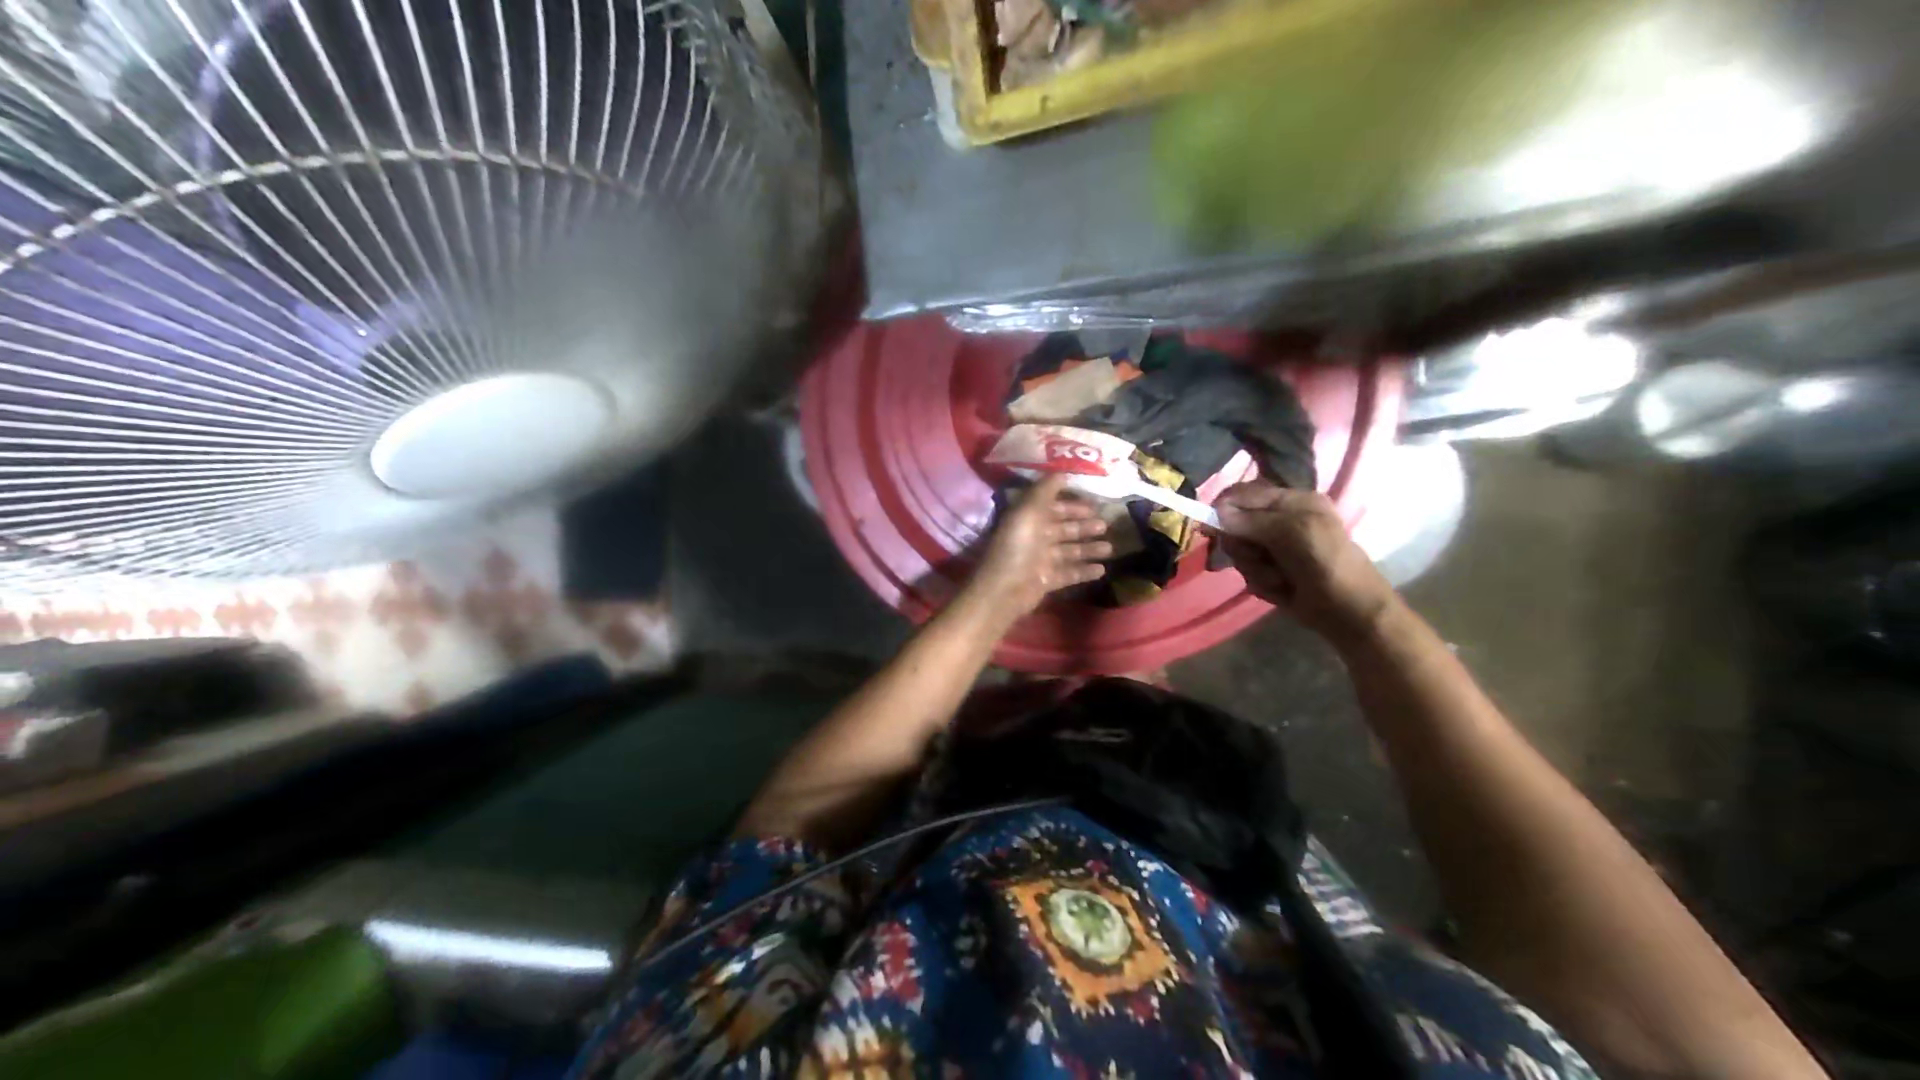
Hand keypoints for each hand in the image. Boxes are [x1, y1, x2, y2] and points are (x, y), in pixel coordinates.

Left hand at [969, 475, 1110, 620]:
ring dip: (1089, 548)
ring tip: (1110, 548)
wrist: (1005, 588)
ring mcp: (1041, 560)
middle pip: (1064, 529)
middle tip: (1106, 524)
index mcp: (1029, 519)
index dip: (1072, 505)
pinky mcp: (1047, 580)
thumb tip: (1063, 472)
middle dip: (1084, 526)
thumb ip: (1045, 489)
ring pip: (1070, 551)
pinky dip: (1085, 571)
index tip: (1095, 503)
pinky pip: (1070, 573)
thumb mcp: (1029, 510)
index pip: (1053, 507)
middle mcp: (1035, 537)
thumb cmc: (1017, 546)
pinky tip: (1102, 570)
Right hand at [1214, 481, 1397, 642]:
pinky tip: (1281, 589)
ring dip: (1254, 568)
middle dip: (1243, 545)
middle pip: (1235, 525)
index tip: (1208, 527)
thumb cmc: (1327, 563)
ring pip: (1240, 552)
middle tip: (1258, 557)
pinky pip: (1248, 573)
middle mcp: (1281, 521)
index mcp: (1292, 501)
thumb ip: (1252, 521)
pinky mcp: (1271, 572)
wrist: (1349, 611)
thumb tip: (1215, 513)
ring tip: (1278, 578)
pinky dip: (1262, 583)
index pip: (1244, 494)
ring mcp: (1275, 548)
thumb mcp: (1293, 532)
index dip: (1223, 507)